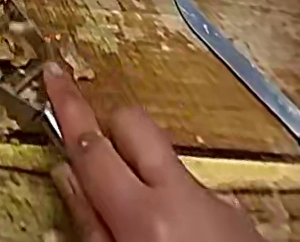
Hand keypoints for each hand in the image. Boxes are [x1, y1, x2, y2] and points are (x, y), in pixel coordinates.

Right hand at [45, 64, 264, 241]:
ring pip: (166, 161)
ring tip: (142, 223)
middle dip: (110, 129)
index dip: (67, 103)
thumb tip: (67, 175)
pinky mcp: (244, 224)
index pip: (91, 142)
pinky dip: (178, 203)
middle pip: (133, 124)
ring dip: (145, 173)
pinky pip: (197, 193)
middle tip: (97, 156)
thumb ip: (89, 223)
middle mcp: (185, 201)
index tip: (54, 74)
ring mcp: (221, 210)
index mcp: (146, 218)